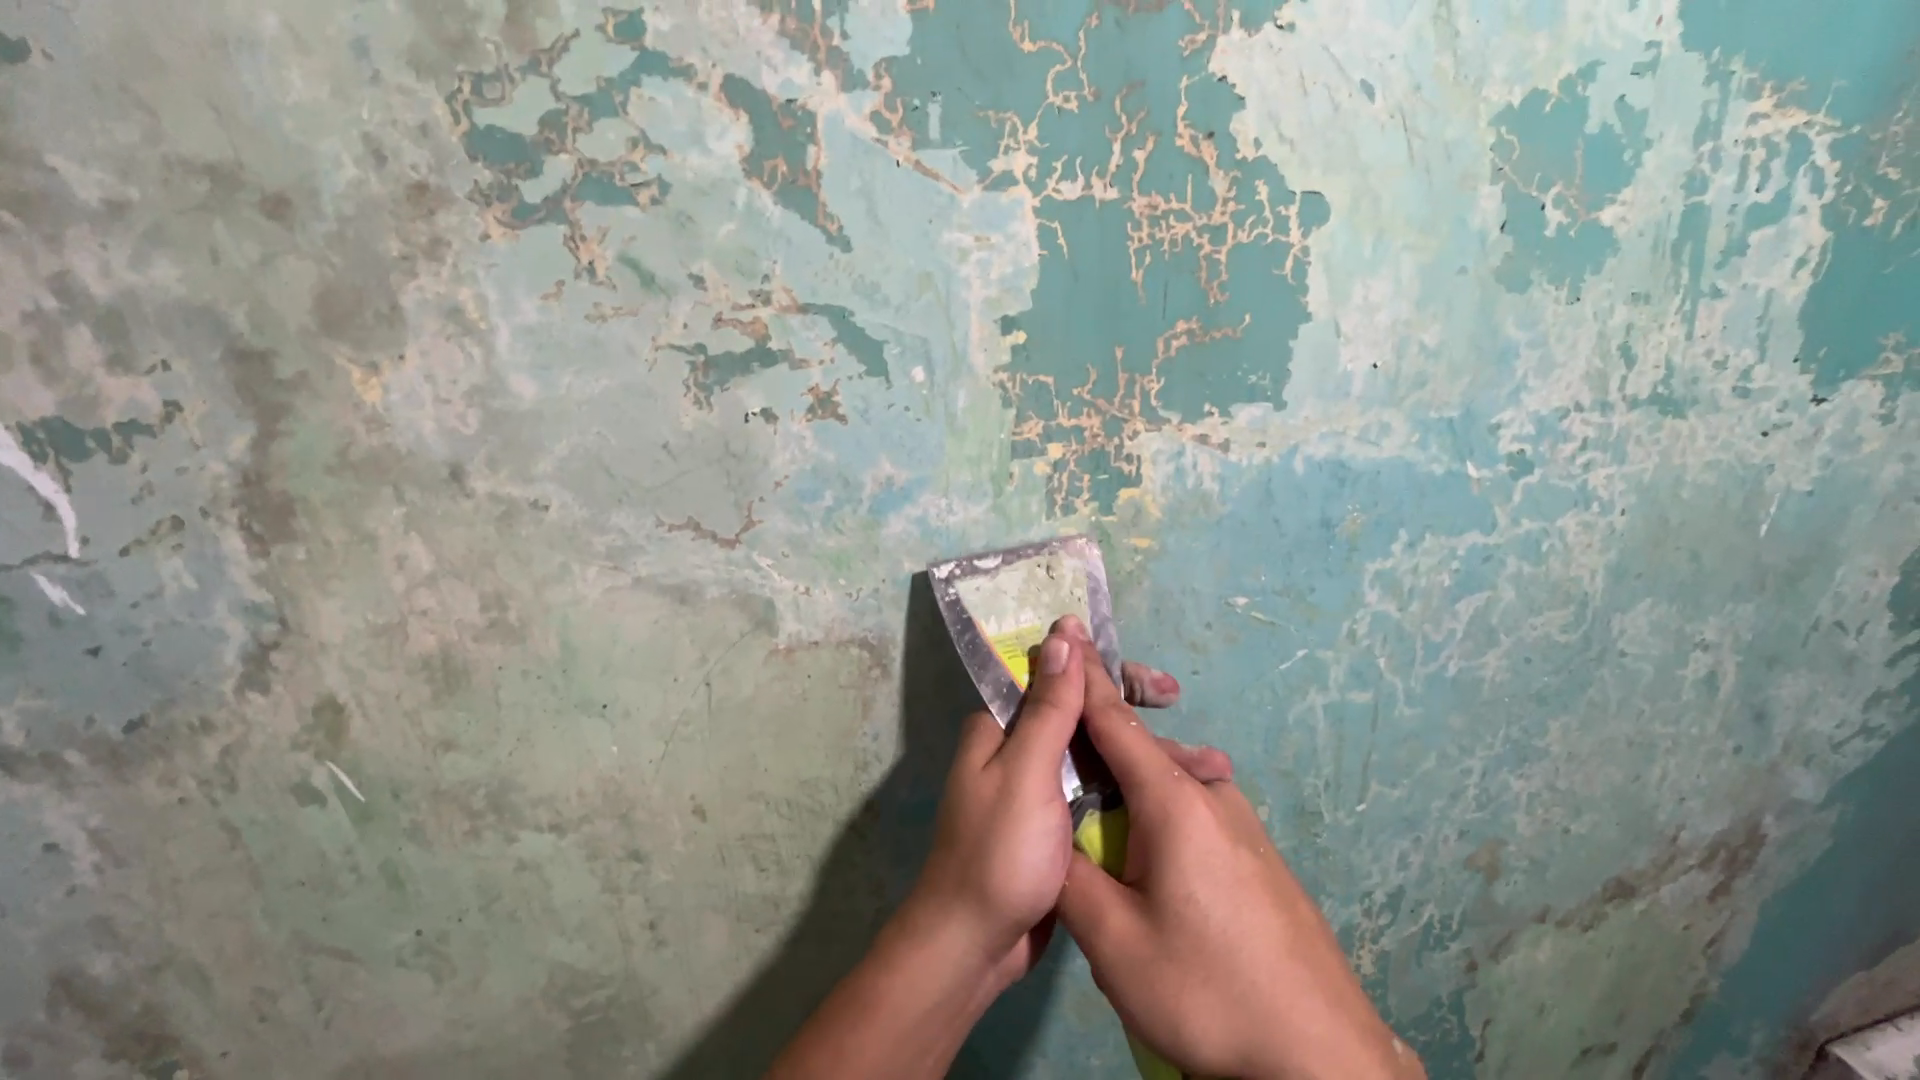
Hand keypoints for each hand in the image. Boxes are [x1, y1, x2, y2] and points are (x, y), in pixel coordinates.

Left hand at [911, 617, 1228, 989]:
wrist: (973, 944)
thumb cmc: (998, 852)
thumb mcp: (1026, 771)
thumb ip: (1048, 706)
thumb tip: (1063, 635)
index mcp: (1001, 727)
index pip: (1057, 677)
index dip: (1107, 672)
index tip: (1158, 686)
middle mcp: (1017, 750)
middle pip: (1081, 714)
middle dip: (1132, 711)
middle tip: (1180, 708)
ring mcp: (1037, 789)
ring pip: (1096, 754)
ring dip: (1143, 754)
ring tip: (1208, 769)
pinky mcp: (1054, 825)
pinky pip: (1098, 792)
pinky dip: (1132, 789)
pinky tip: (1172, 798)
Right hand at [1053, 646, 1424, 1079]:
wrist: (1319, 1054)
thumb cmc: (1206, 989)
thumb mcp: (1114, 942)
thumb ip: (1070, 877)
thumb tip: (1050, 837)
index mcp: (1173, 802)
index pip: (1115, 722)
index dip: (1084, 678)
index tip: (1064, 632)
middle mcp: (1213, 797)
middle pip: (1141, 752)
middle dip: (1097, 750)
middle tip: (1058, 775)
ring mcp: (1243, 826)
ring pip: (1170, 786)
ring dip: (1128, 792)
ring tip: (1100, 834)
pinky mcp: (1259, 857)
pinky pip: (1195, 813)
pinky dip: (1158, 816)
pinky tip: (1149, 863)